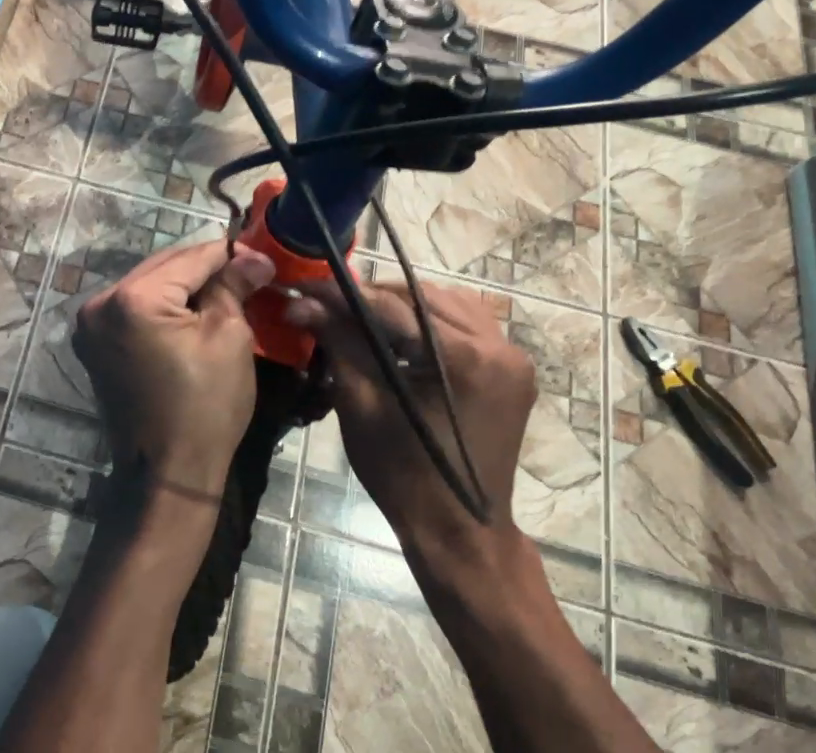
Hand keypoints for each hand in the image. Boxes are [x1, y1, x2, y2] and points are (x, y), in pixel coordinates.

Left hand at [72, 240, 276, 500]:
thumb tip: (254, 258)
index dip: (230, 254)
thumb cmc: (205, 407)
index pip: (189, 258)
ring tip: (225, 290)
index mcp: (132, 299)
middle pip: (163, 267)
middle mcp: (100, 304)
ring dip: (183, 285)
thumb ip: (233, 287)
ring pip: (147, 285)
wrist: (167, 471)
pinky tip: (192, 311)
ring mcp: (90, 325)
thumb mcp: (228, 338)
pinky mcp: (93, 344)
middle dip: (205, 268)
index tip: (263, 256)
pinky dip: (162, 306)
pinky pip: (133, 309)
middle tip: (249, 271)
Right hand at [286, 280, 537, 560]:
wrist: (460, 529)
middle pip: (422, 295)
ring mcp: (513, 358)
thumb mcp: (361, 403)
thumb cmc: (402, 473)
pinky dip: (433, 322)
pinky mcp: (514, 371)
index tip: (303, 286)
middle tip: (330, 304)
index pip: (390, 305)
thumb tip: (301, 300)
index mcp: (460, 357)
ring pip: (449, 304)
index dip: (341, 293)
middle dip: (373, 296)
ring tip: (364, 319)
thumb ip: (337, 341)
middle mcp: (497, 347)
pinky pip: (469, 326)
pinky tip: (404, 338)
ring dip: (405, 305)